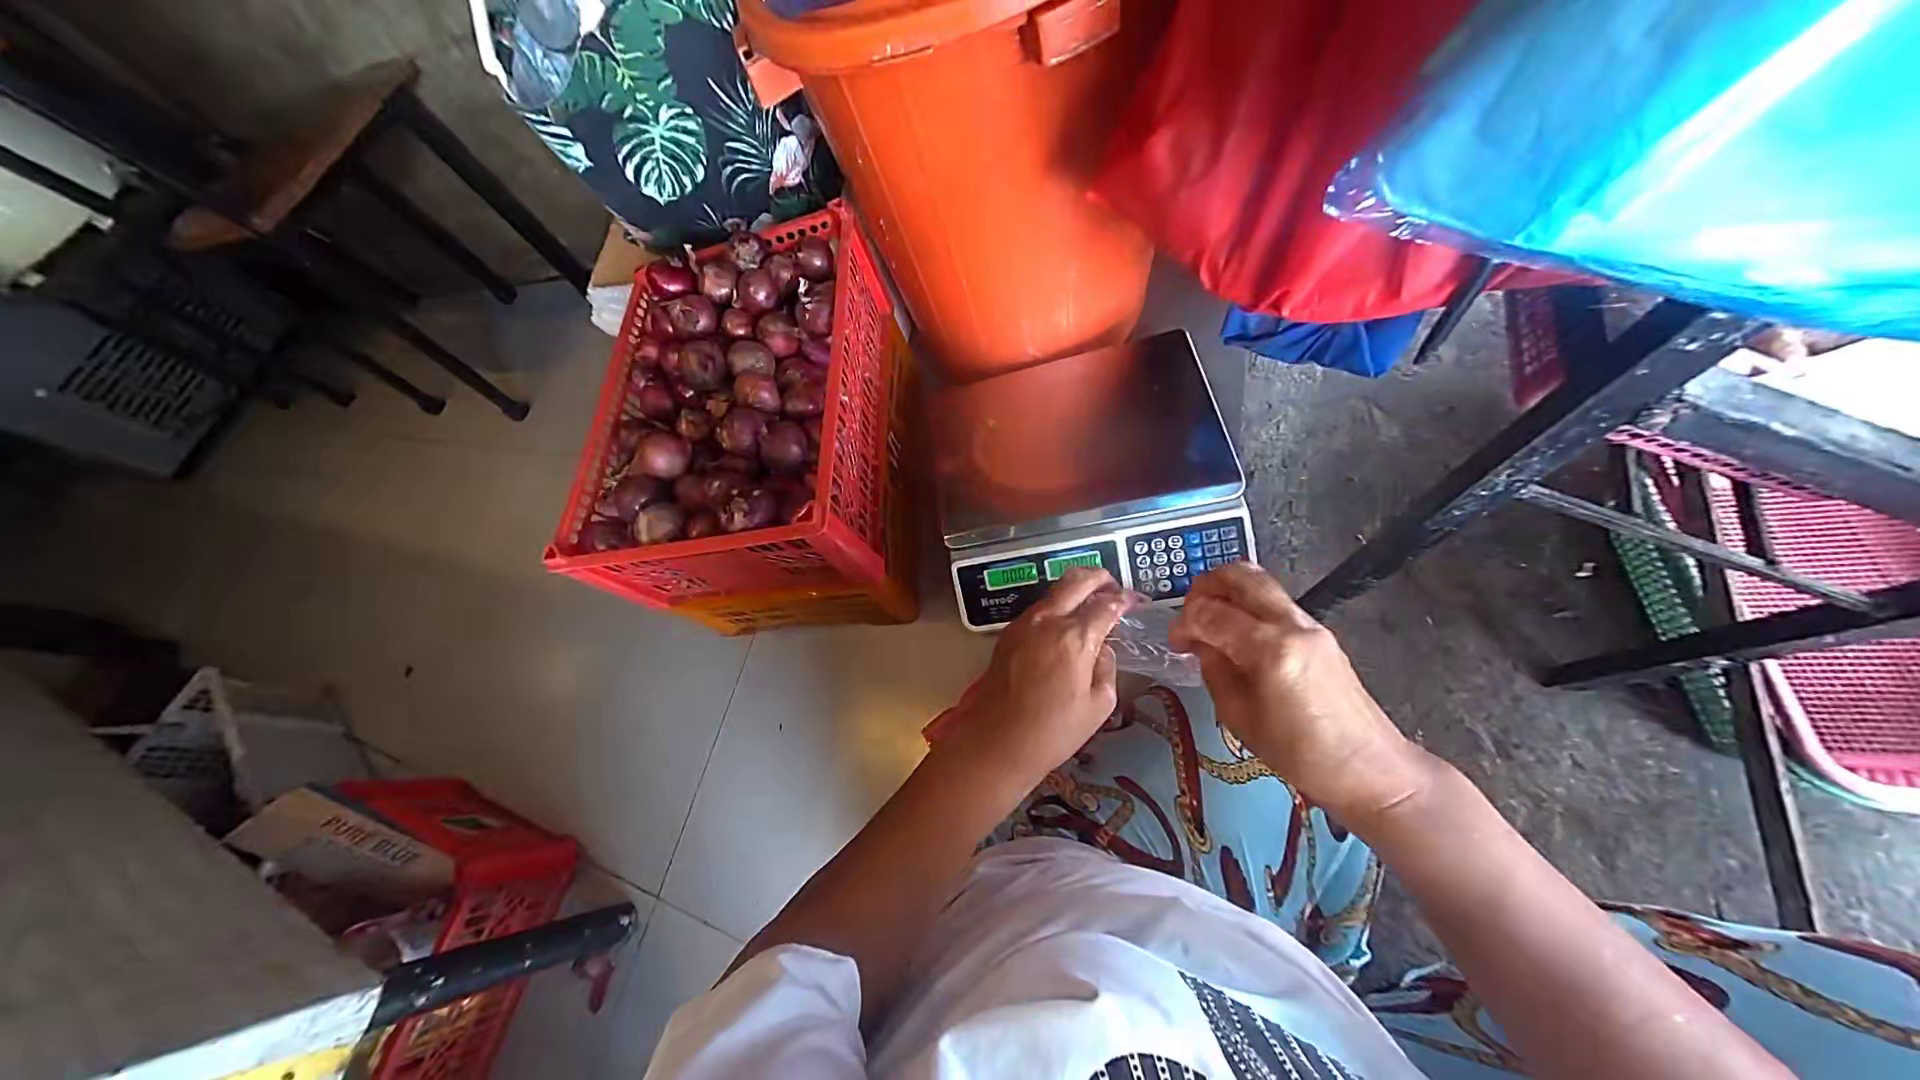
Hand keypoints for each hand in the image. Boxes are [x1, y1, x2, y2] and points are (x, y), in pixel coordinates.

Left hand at [938, 568, 1128, 787]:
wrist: (997, 742)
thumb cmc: (1050, 732)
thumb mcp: (1099, 705)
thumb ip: (1106, 667)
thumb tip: (1102, 649)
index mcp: (1074, 638)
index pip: (1107, 603)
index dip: (1126, 599)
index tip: (1136, 602)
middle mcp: (1047, 621)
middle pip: (1077, 579)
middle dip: (1101, 578)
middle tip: (1116, 588)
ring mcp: (1024, 624)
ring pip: (1055, 590)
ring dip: (1077, 590)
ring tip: (1093, 604)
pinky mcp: (1008, 634)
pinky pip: (1039, 608)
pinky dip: (1058, 606)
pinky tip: (1068, 624)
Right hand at [1169, 563, 1429, 822]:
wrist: (1368, 768)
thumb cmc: (1298, 754)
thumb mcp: (1238, 716)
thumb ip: (1214, 670)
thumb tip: (1202, 644)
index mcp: (1268, 649)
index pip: (1210, 612)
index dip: (1183, 622)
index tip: (1176, 642)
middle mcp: (1291, 625)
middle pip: (1240, 575)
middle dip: (1204, 586)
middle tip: (1189, 612)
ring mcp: (1310, 624)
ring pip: (1259, 583)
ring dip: (1228, 594)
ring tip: (1212, 624)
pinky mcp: (1320, 632)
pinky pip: (1274, 604)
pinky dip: (1248, 608)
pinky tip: (1238, 638)